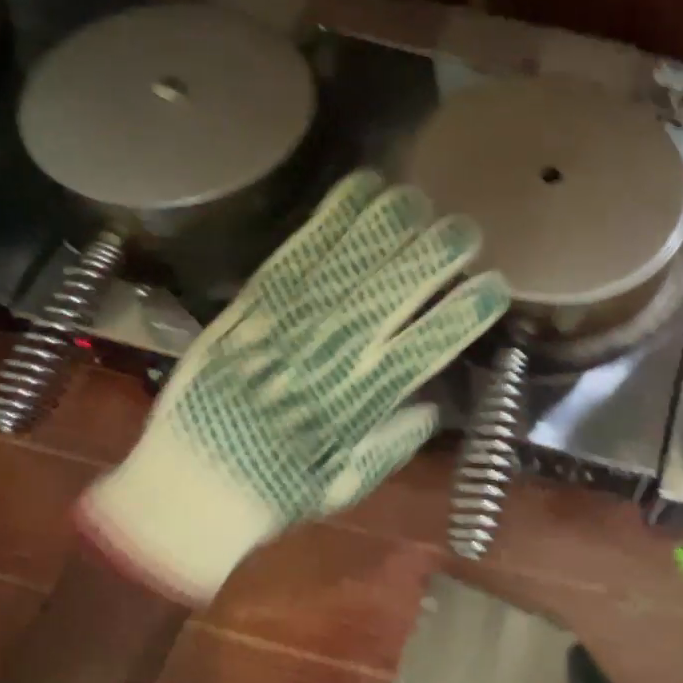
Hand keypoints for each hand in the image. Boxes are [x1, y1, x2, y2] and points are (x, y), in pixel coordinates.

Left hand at [78, 171, 508, 604]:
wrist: (187, 489)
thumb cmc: (276, 492)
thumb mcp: (349, 482)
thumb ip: (394, 442)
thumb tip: (432, 406)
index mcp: (364, 401)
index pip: (428, 345)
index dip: (465, 312)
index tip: (495, 286)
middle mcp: (332, 354)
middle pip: (393, 291)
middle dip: (436, 255)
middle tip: (466, 231)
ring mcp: (289, 324)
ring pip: (349, 264)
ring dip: (389, 227)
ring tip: (420, 200)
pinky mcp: (252, 305)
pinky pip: (298, 254)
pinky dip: (331, 219)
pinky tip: (360, 190)